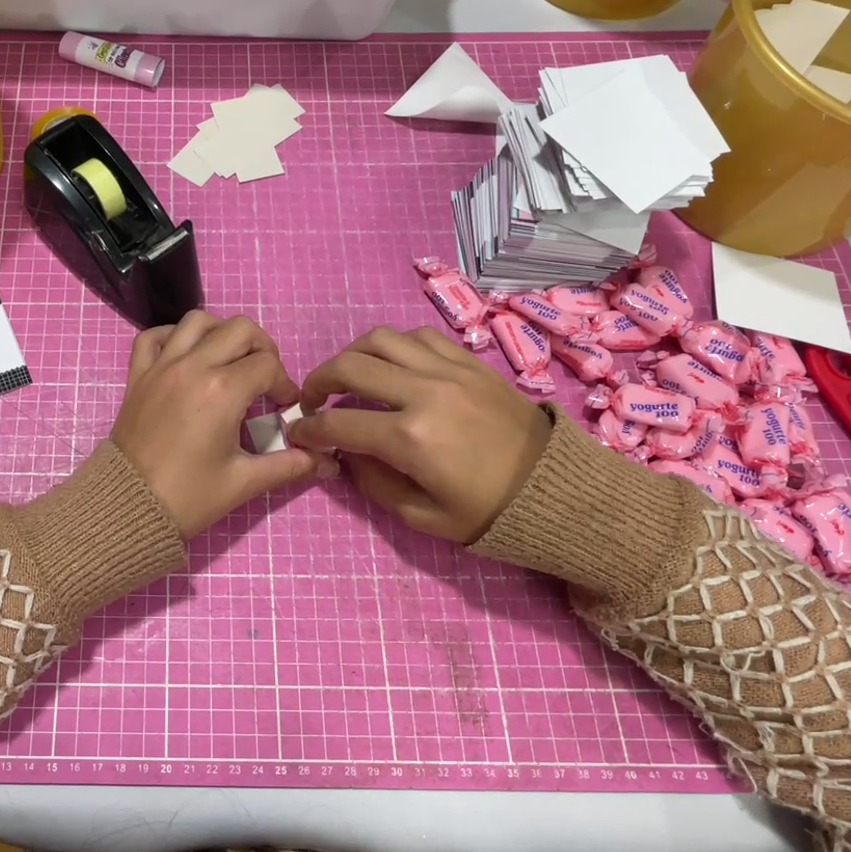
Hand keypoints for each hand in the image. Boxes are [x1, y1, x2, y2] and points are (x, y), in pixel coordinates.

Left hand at [112, 312, 327, 537]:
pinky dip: (173, 336)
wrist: (127, 509)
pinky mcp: (137, 376)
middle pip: (239, 329)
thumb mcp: (243, 482)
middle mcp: (192, 367)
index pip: (268, 365)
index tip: (286, 409)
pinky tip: (188, 356)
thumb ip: (289, 465)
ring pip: (197, 321)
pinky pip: (153, 337)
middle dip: (262, 348)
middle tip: (265, 379)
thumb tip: (326, 461)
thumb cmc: (188, 497)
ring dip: (221, 333)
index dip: (285, 384)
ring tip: (230, 361)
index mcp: (222, 391)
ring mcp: (161, 367)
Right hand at [286, 327, 551, 543]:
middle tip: (312, 399)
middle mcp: (424, 392)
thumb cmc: (485, 512)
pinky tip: (391, 365)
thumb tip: (347, 453)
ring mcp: (449, 369)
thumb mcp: (420, 515)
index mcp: (410, 437)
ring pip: (382, 339)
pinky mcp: (469, 361)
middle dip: (318, 381)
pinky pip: (419, 336)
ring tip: (347, 375)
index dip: (308, 428)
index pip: (338, 423)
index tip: (297, 432)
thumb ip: (373, 481)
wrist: (553, 490)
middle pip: (350, 367)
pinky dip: (394, 345)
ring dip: (353, 354)